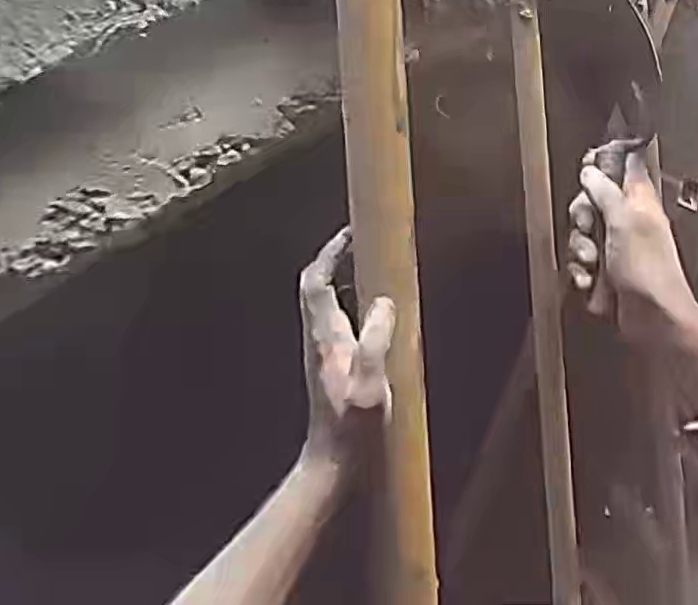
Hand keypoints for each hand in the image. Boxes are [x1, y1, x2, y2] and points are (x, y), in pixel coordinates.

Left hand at [299, 227, 395, 468]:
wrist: (331, 464)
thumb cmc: (352, 428)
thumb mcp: (371, 385)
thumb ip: (376, 341)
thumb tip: (384, 301)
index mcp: (325, 337)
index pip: (315, 281)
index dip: (329, 253)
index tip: (350, 233)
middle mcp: (317, 337)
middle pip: (313, 285)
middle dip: (331, 258)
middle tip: (357, 243)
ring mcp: (320, 350)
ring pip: (320, 300)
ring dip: (337, 276)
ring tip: (366, 264)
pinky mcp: (328, 362)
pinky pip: (332, 316)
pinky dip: (346, 299)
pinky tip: (369, 308)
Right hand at [565, 147, 697, 345]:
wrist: (653, 321)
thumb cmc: (650, 271)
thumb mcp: (624, 220)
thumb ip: (605, 191)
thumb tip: (590, 171)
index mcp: (640, 201)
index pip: (623, 165)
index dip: (605, 161)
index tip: (588, 166)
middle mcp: (628, 220)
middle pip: (591, 200)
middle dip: (582, 214)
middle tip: (588, 225)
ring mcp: (616, 246)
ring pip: (581, 232)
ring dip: (580, 247)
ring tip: (593, 261)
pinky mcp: (605, 271)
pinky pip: (580, 261)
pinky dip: (581, 271)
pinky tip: (590, 279)